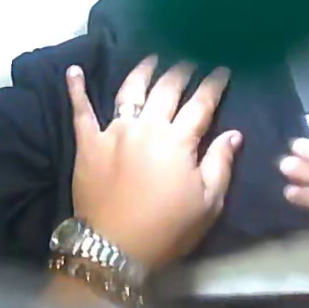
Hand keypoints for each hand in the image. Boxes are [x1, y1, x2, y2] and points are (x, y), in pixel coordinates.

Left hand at [67, 57, 239, 271]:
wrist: (114, 250)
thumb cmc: (168, 228)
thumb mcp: (208, 202)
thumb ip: (221, 163)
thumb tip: (234, 133)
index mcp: (178, 140)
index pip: (201, 103)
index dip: (213, 84)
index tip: (222, 69)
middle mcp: (147, 126)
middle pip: (167, 89)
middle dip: (182, 70)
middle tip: (190, 60)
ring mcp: (114, 131)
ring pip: (130, 91)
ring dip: (143, 70)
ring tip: (153, 58)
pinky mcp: (88, 143)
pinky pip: (81, 111)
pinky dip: (76, 89)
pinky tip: (74, 70)